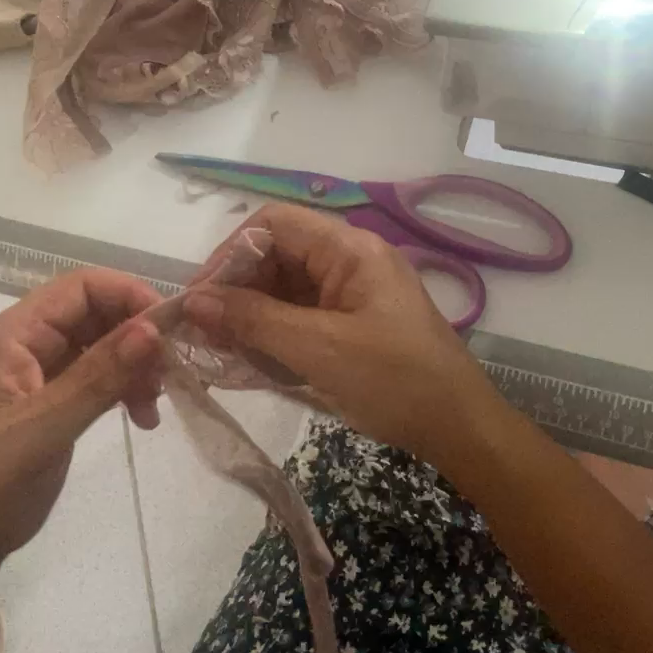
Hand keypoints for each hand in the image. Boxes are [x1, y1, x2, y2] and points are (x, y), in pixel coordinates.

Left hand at [0, 269, 163, 573]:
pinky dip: (126, 390)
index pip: (80, 288)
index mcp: (12, 337)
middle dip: (138, 335)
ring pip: (103, 346)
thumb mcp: (42, 431)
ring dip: (136, 366)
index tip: (171, 329)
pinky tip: (144, 419)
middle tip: (170, 373)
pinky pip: (99, 378)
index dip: (129, 296)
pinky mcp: (53, 405)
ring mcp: (40, 376)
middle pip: (96, 313)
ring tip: (155, 404)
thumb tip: (154, 327)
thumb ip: (98, 377)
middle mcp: (27, 346)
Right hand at [184, 204, 503, 459]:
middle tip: (201, 333)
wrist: (459, 427)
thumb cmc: (395, 381)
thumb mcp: (318, 349)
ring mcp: (353, 293)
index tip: (200, 297)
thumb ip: (253, 320)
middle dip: (237, 290)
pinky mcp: (353, 324)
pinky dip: (273, 336)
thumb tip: (192, 300)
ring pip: (285, 290)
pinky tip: (250, 362)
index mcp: (350, 250)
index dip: (230, 253)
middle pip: (277, 256)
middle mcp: (350, 261)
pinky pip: (302, 317)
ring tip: (218, 351)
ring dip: (251, 317)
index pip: (274, 225)